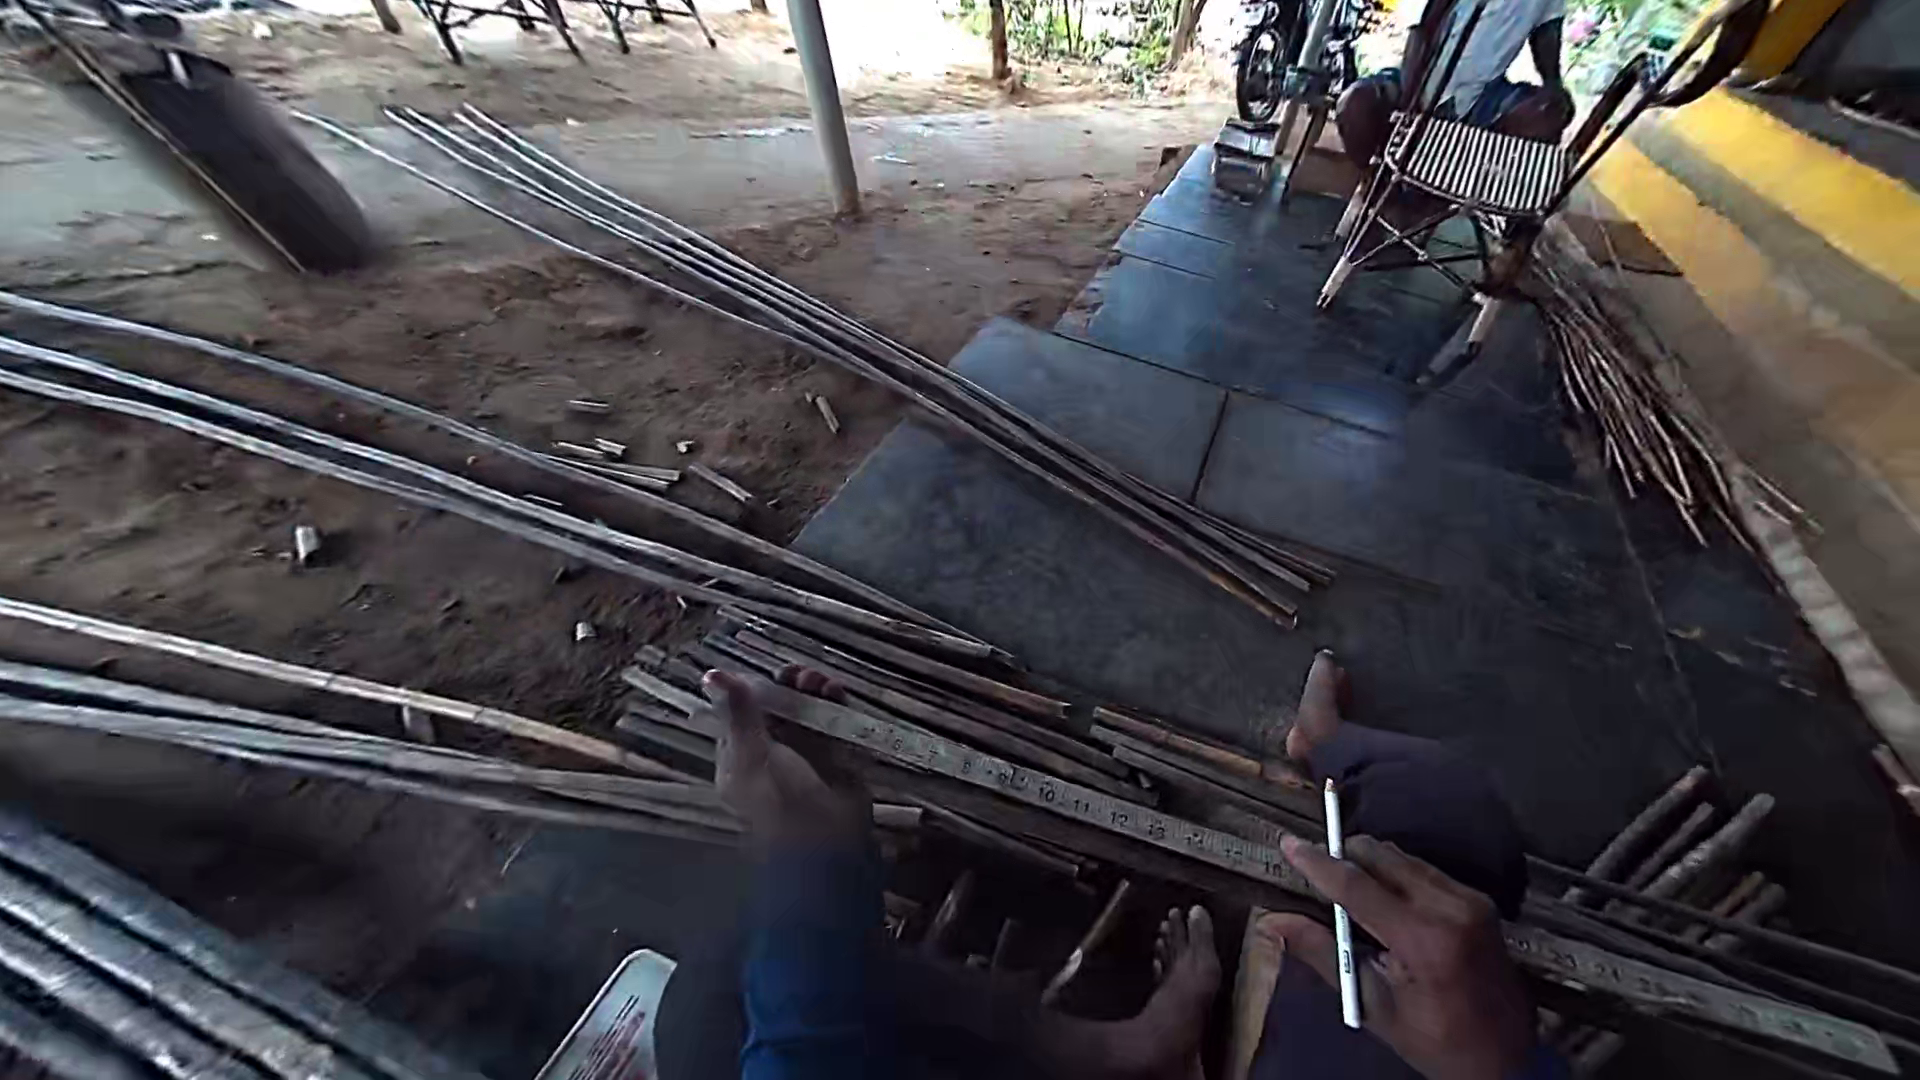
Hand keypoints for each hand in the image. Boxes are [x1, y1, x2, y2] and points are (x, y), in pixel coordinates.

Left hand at [704, 665, 868, 845]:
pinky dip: (835, 702)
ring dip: (815, 690)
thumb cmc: (780, 799)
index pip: (745, 710)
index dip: (757, 687)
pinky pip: (832, 719)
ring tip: (824, 683)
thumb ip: (738, 712)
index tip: (773, 672)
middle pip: (779, 705)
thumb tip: (711, 673)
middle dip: (791, 685)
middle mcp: (771, 750)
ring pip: (807, 708)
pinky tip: (838, 692)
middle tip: (803, 675)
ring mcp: (804, 751)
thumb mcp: (753, 755)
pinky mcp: (834, 752)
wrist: (829, 841)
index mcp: (741, 755)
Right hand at [1269, 834, 1534, 1079]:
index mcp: (1424, 941)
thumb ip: (1322, 953)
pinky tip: (1389, 901)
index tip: (1287, 844)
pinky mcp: (1476, 898)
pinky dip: (1392, 873)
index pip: (1354, 883)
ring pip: (1394, 854)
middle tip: (1322, 879)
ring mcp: (1468, 900)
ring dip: (1366, 864)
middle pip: (1373, 853)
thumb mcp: (1374, 1007)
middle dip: (1341, 858)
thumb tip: (1273, 922)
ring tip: (1358, 896)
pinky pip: (1417, 865)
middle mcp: (1449, 909)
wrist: (1516, 1061)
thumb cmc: (1438, 1043)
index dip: (1316, 861)